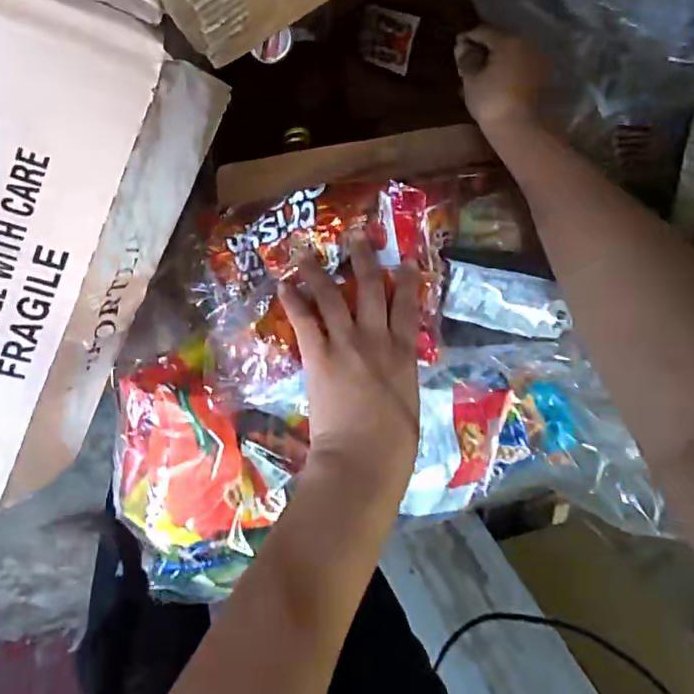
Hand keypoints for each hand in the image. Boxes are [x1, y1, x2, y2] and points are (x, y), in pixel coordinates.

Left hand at [277, 234, 421, 491]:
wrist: (363, 459)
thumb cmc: (393, 446)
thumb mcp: (408, 406)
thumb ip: (400, 381)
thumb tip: (395, 373)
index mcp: (404, 355)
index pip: (408, 309)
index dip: (408, 281)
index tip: (405, 259)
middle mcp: (377, 340)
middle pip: (372, 289)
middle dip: (364, 258)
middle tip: (356, 234)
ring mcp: (347, 344)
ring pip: (333, 296)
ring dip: (318, 270)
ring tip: (305, 249)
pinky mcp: (319, 355)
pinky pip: (305, 319)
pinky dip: (294, 299)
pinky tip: (284, 283)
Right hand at [457, 25, 547, 128]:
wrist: (520, 127)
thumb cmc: (490, 100)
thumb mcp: (471, 78)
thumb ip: (466, 59)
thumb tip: (463, 46)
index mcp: (508, 41)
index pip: (483, 31)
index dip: (468, 37)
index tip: (457, 45)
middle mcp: (527, 44)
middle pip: (501, 39)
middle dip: (484, 46)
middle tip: (468, 58)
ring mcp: (538, 59)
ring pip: (512, 51)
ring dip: (496, 57)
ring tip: (481, 69)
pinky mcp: (542, 75)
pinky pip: (520, 63)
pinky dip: (506, 67)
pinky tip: (495, 77)